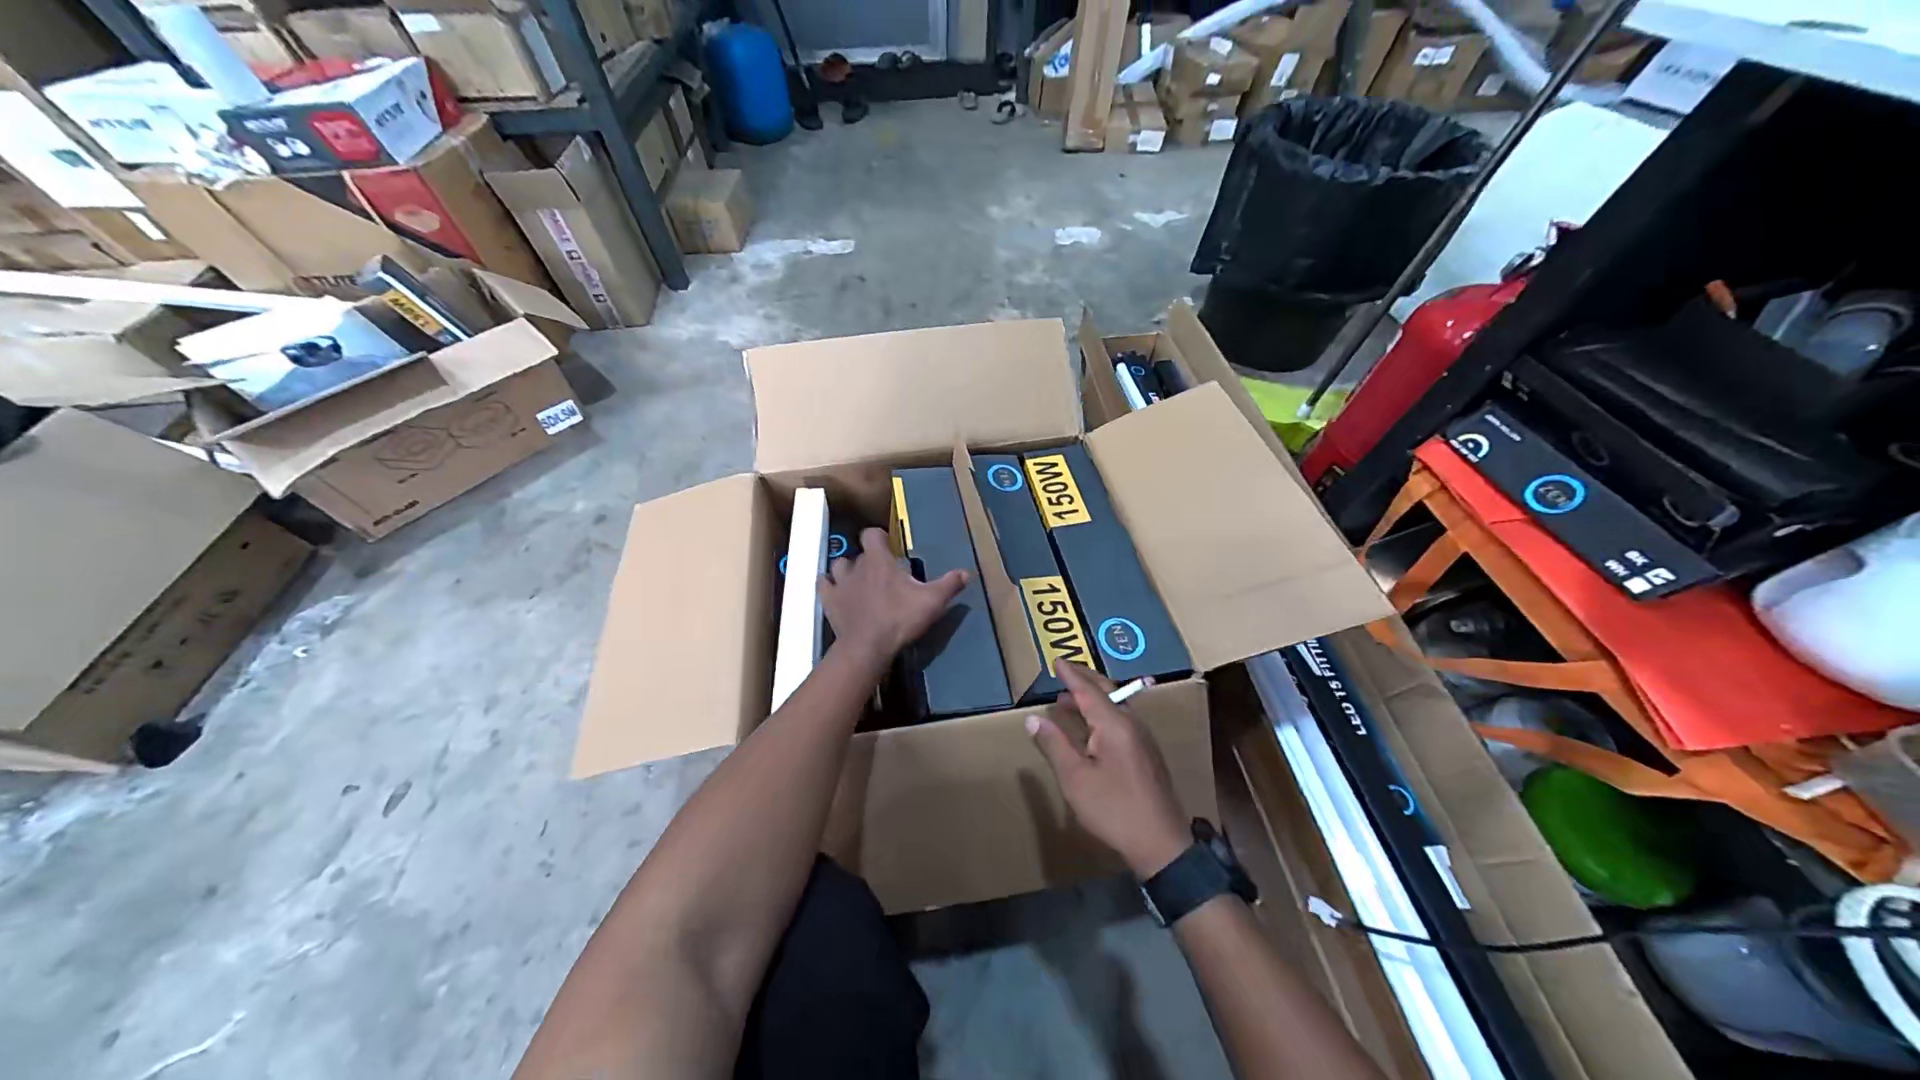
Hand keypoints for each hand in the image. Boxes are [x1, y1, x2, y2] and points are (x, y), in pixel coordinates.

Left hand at [819, 528, 966, 665]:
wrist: (868, 647)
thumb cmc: (900, 619)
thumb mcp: (932, 602)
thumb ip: (949, 585)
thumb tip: (967, 572)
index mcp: (879, 560)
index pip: (872, 534)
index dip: (879, 537)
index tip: (889, 546)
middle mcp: (856, 566)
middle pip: (859, 553)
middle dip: (869, 559)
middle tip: (882, 573)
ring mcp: (839, 584)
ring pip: (839, 566)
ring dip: (847, 570)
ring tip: (859, 581)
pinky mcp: (828, 601)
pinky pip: (823, 585)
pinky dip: (829, 585)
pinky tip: (837, 591)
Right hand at [1026, 662, 1191, 879]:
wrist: (1161, 843)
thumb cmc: (1113, 809)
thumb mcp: (1075, 778)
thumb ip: (1054, 744)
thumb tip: (1034, 718)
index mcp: (1114, 725)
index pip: (1088, 690)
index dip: (1070, 675)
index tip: (1056, 661)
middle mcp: (1131, 724)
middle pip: (1106, 692)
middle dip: (1084, 680)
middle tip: (1064, 671)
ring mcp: (1142, 739)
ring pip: (1115, 706)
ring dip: (1092, 698)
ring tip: (1068, 700)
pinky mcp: (1146, 754)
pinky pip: (1121, 720)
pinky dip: (1102, 714)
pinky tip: (1091, 728)